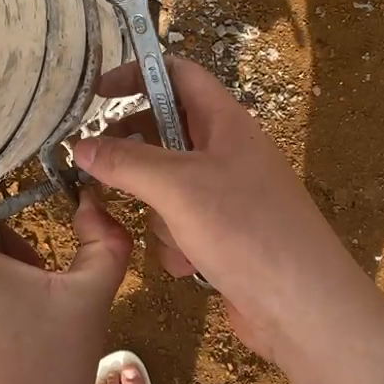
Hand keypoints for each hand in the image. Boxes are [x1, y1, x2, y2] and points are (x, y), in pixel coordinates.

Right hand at [71, 58, 383, 383]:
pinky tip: (190, 265)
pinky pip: (181, 223)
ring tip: (173, 233)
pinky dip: (177, 242)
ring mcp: (227, 194)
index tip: (96, 93)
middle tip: (101, 167)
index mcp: (226, 121)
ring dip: (159, 211)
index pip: (177, 74)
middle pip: (165, 132)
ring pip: (167, 184)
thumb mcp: (177, 187)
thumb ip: (124, 161)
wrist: (305, 310)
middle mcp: (227, 151)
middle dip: (135, 154)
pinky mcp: (225, 234)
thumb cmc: (245, 229)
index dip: (136, 74)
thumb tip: (78, 145)